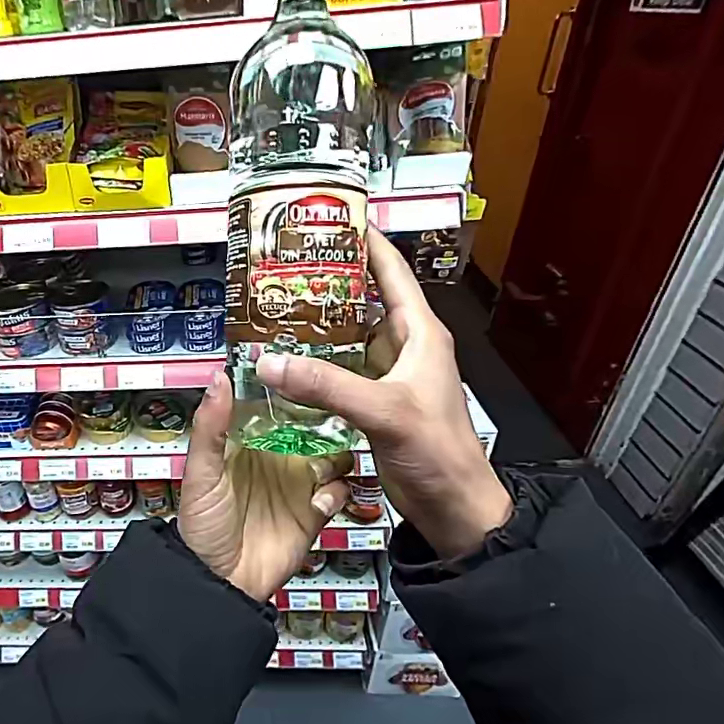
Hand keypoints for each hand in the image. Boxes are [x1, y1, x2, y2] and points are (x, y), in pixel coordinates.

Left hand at [179, 371, 351, 601]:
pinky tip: (320, 500)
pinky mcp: (314, 512)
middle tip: (333, 413)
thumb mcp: (201, 471)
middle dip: (324, 419)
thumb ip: (211, 426)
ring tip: (327, 460)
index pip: (274, 406)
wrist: (220, 583)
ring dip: (335, 454)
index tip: (305, 370)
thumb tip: (220, 378)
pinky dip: (337, 492)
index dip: (290, 389)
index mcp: (249, 442)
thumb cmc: (201, 524)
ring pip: (331, 455)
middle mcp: (276, 457)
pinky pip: (338, 493)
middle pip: (310, 426)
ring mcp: (297, 484)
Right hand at [255, 227, 512, 558]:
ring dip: (319, 321)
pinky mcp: (374, 398)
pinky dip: (316, 359)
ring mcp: (387, 373)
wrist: (453, 507)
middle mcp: (403, 345)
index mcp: (419, 333)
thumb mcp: (384, 410)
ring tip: (276, 305)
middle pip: (364, 298)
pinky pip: (340, 367)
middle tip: (285, 265)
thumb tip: (270, 362)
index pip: (392, 272)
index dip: (366, 242)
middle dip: (329, 279)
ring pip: (349, 334)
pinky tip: (288, 358)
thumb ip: (327, 385)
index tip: (333, 217)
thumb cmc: (438, 451)